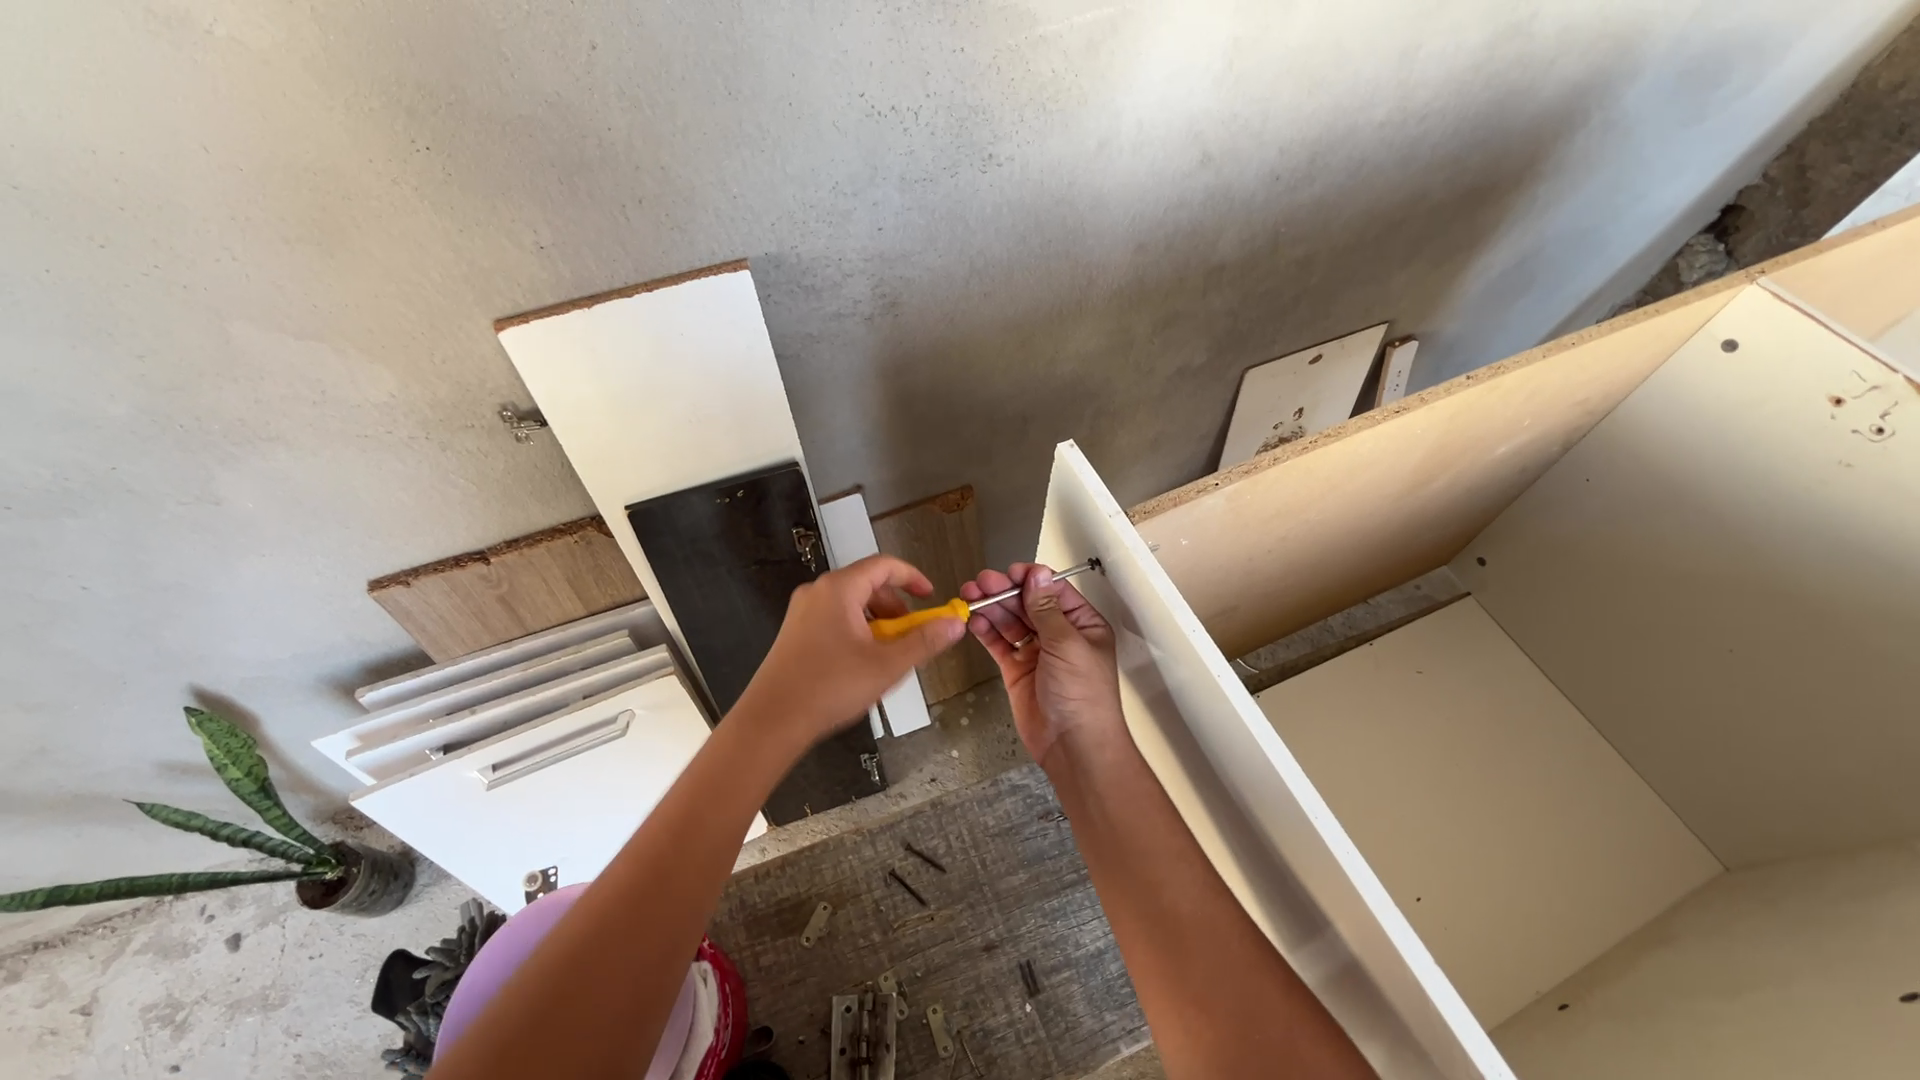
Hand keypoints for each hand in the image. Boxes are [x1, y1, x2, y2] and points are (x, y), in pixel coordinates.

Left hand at [732, 554, 966, 753]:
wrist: (773, 720)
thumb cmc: (831, 687)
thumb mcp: (887, 665)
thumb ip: (924, 641)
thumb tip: (954, 623)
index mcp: (839, 589)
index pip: (884, 565)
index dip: (913, 577)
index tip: (931, 597)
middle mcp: (817, 592)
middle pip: (867, 584)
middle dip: (896, 606)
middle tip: (911, 635)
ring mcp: (801, 612)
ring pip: (851, 604)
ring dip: (877, 622)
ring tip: (888, 655)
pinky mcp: (794, 633)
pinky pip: (834, 619)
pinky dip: (857, 631)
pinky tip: (861, 665)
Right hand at [960, 563, 1123, 766]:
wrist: (1073, 746)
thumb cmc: (1083, 695)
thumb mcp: (1067, 644)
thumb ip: (1047, 609)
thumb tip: (1037, 575)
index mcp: (1082, 625)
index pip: (1053, 592)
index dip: (1030, 580)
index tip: (1008, 573)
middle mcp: (1060, 636)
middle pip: (1028, 605)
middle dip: (1005, 592)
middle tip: (982, 583)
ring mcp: (1037, 653)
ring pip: (1011, 622)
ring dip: (992, 608)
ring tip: (971, 596)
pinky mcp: (1017, 671)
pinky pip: (1000, 645)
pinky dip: (986, 632)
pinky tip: (974, 620)